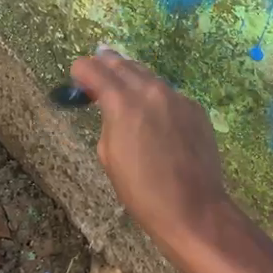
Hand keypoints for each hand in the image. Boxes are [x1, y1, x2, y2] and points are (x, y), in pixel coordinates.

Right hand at [70, 49, 231, 245]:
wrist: (193, 209)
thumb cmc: (141, 191)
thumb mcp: (109, 155)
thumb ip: (107, 121)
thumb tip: (111, 109)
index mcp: (122, 102)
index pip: (92, 68)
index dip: (81, 71)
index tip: (78, 78)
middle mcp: (150, 90)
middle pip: (121, 63)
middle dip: (105, 66)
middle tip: (97, 78)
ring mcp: (176, 97)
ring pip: (147, 76)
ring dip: (131, 80)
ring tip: (125, 95)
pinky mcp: (195, 108)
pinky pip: (169, 94)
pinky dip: (156, 98)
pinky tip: (156, 119)